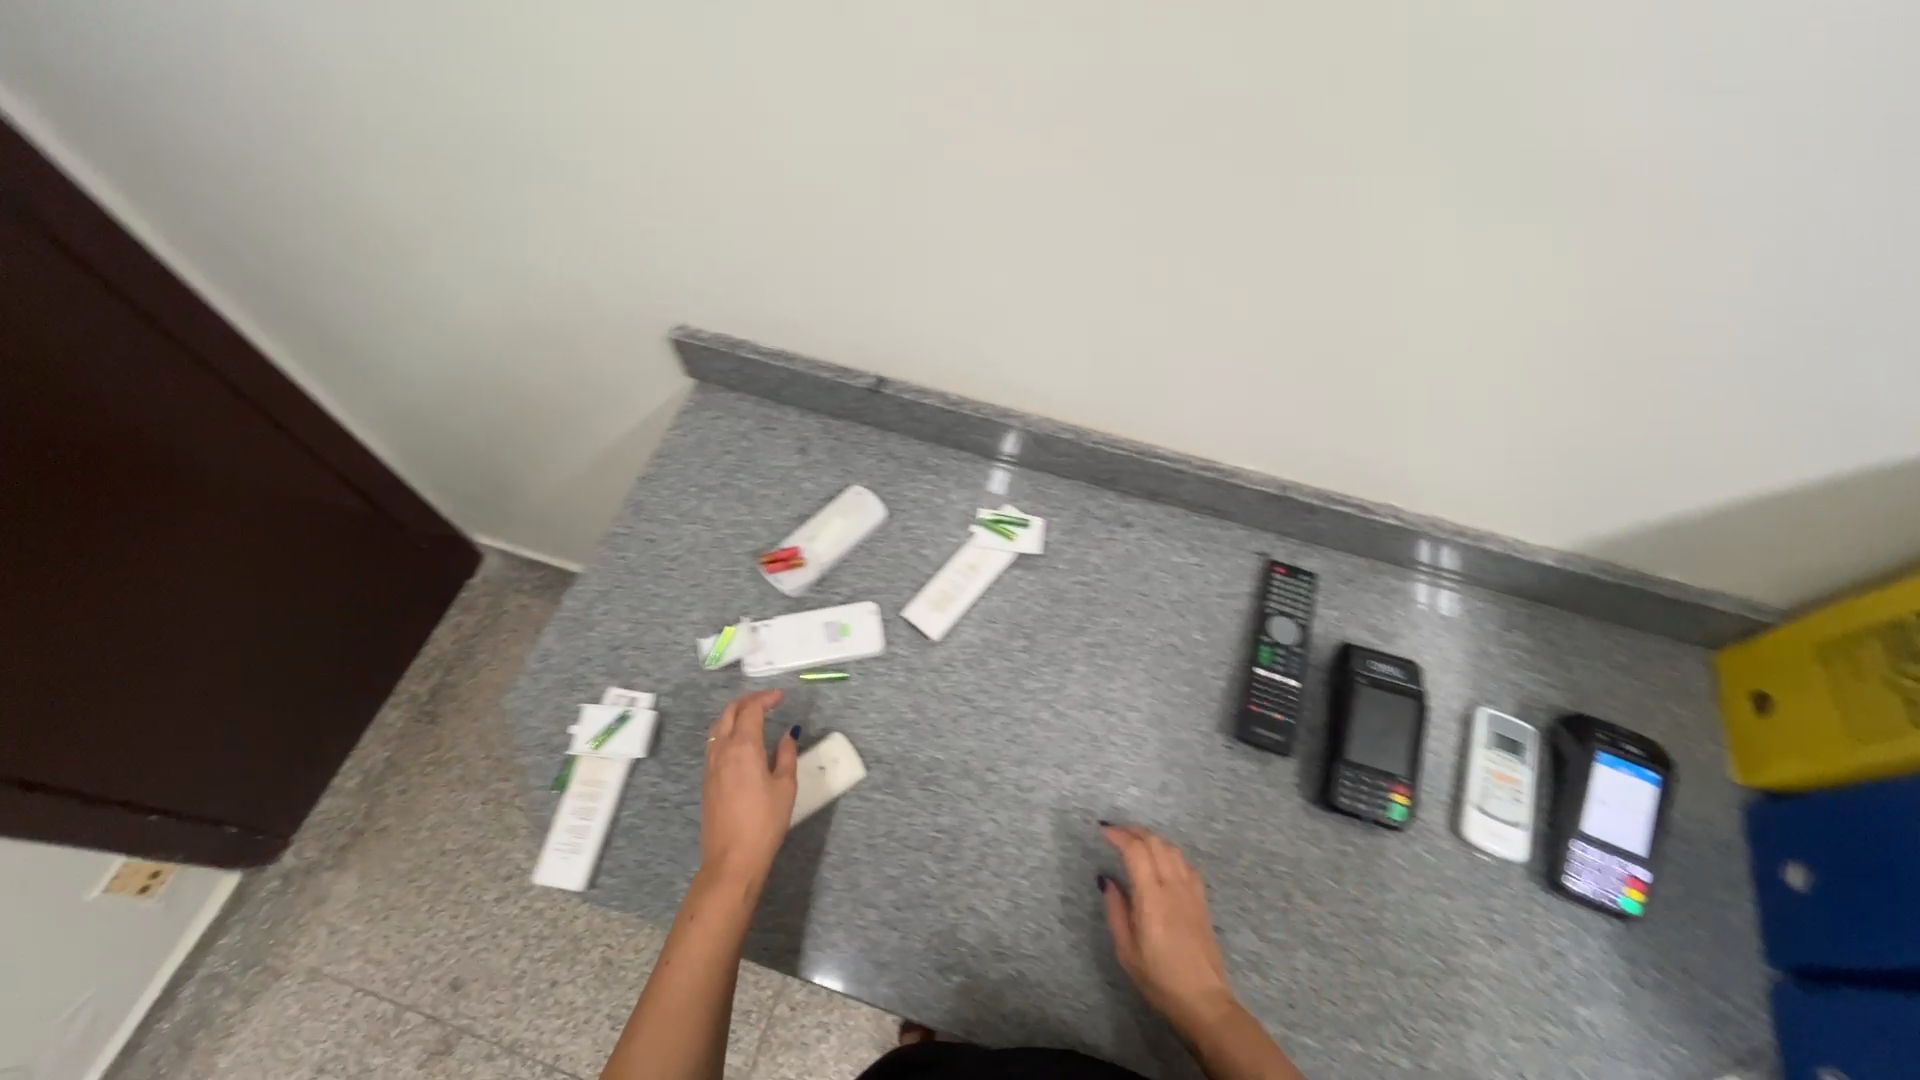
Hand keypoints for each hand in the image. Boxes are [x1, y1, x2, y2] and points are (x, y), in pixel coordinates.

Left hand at [699, 690, 797, 885]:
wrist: (732, 857)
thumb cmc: (764, 822)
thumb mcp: (786, 787)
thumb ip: (787, 756)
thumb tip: (787, 736)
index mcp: (743, 746)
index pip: (751, 709)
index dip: (766, 698)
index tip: (780, 696)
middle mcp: (722, 750)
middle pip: (729, 712)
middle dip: (747, 700)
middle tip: (767, 700)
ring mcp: (710, 765)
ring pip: (718, 727)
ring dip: (734, 715)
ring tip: (753, 716)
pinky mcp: (707, 779)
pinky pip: (714, 744)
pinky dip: (727, 732)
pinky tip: (741, 742)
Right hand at [1100, 824, 1236, 1032]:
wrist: (1203, 1000)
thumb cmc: (1159, 979)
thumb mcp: (1126, 950)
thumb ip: (1115, 910)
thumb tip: (1108, 881)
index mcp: (1152, 898)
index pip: (1136, 851)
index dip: (1118, 835)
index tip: (1102, 831)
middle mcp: (1174, 887)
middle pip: (1155, 842)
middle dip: (1133, 830)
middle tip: (1114, 831)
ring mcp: (1191, 891)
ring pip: (1172, 849)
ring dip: (1152, 838)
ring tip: (1134, 841)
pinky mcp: (1202, 900)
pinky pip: (1185, 863)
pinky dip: (1168, 851)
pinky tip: (1161, 859)